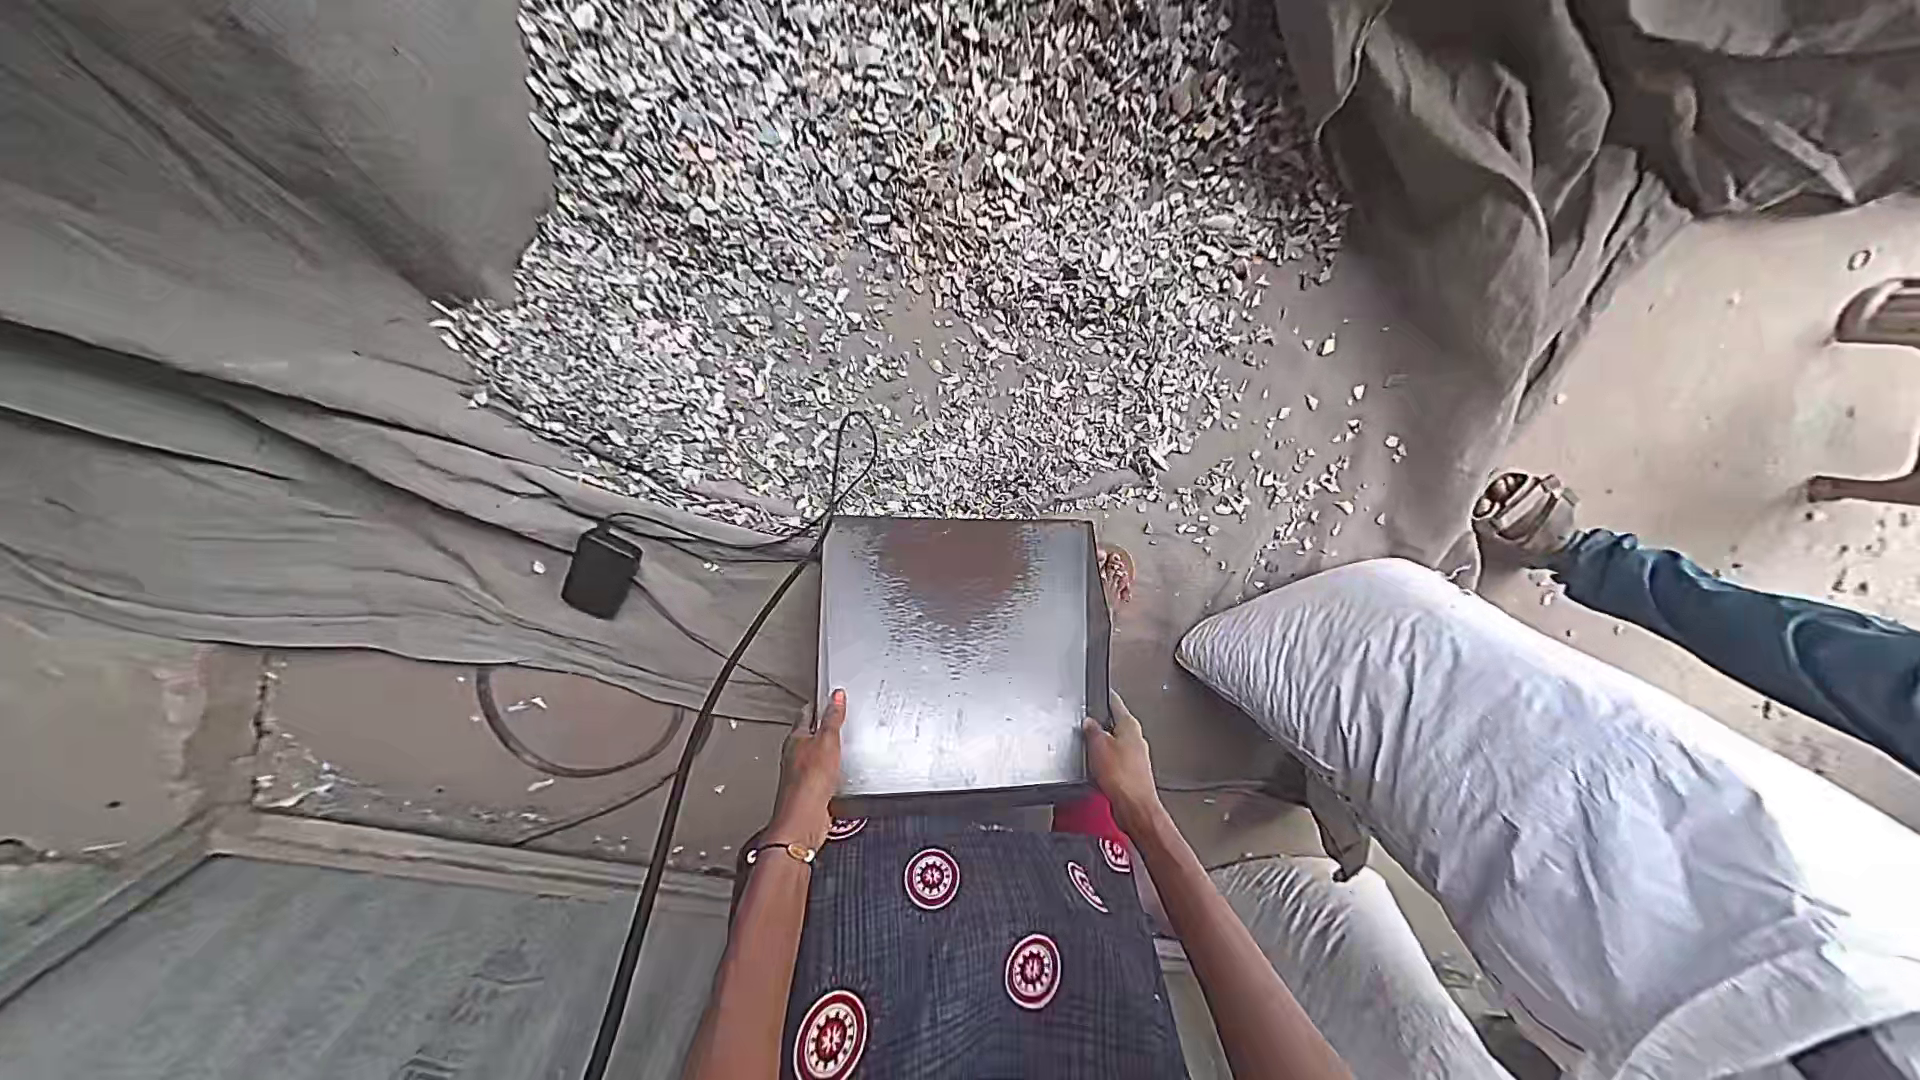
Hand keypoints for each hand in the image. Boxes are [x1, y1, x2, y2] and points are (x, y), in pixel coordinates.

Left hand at [769, 689, 845, 849]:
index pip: (806, 714)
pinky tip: (836, 769)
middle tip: (832, 716)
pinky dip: (829, 767)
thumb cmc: (808, 782)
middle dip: (820, 725)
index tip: (827, 697)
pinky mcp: (811, 789)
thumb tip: (836, 696)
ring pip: (814, 753)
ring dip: (825, 747)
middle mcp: (795, 755)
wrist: (804, 819)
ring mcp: (801, 773)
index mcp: (796, 738)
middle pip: (808, 734)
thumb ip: (833, 718)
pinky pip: (821, 772)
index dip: (817, 704)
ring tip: (836, 741)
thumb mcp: (827, 741)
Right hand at [1082, 690, 1164, 837]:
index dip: (1106, 696)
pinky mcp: (1131, 772)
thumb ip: (1092, 729)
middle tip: (1086, 725)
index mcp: (1130, 726)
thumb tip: (1089, 722)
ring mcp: (1135, 756)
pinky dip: (1105, 762)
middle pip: (1114, 724)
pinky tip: (1097, 770)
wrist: (1134, 807)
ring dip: (1102, 746)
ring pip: (1114, 743)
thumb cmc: (1123, 778)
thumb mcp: (1098, 745)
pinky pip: (1114, 761)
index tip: (1102, 690)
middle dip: (1100, 725)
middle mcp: (1136, 739)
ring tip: (1091, 752)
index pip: (1116, 703)